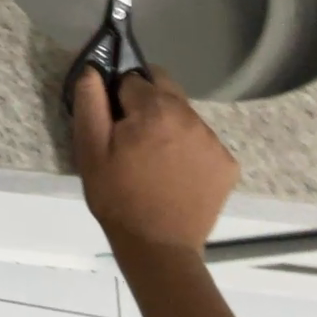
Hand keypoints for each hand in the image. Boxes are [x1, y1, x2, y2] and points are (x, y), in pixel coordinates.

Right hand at [71, 68, 238, 256]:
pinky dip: (186, 144)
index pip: (133, 77)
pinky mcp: (227, 163)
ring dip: (166, 122)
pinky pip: (201, 137)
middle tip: (131, 136)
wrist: (158, 247)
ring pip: (183, 112)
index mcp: (156, 110)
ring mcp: (214, 141)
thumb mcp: (89, 147)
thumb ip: (90, 100)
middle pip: (163, 88)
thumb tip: (94, 69)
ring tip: (152, 156)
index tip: (112, 121)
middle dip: (145, 102)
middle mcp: (191, 117)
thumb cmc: (116, 194)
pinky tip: (173, 170)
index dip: (117, 95)